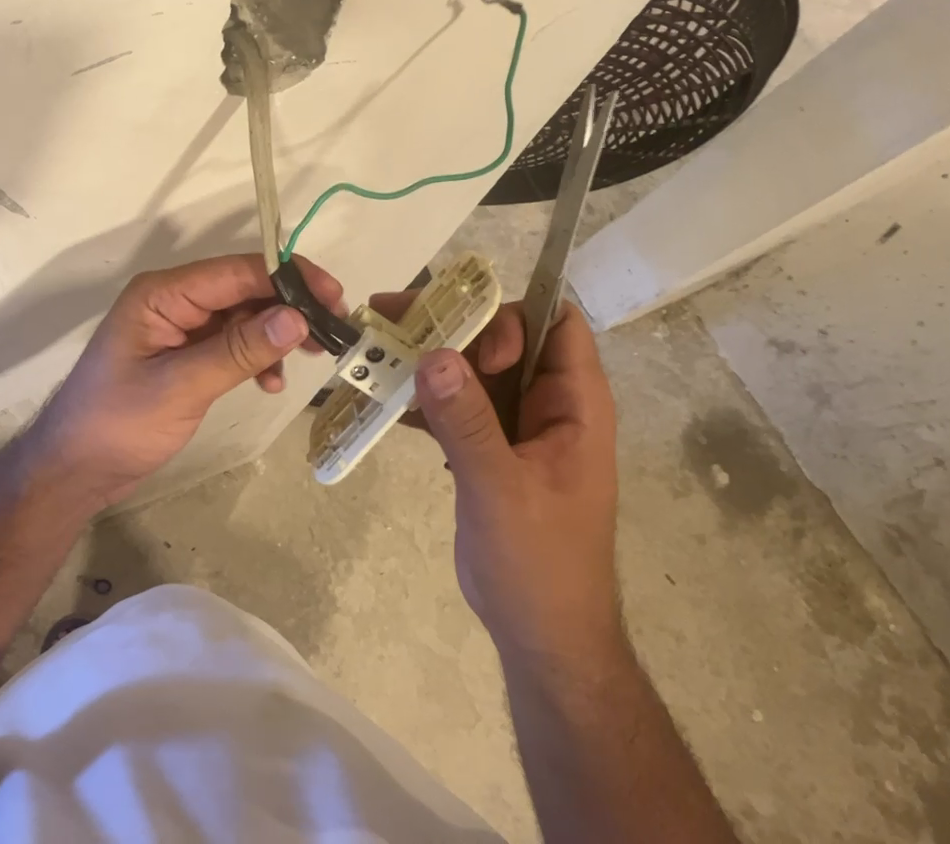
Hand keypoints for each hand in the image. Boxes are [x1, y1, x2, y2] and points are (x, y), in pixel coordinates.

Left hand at [30, 254, 343, 506]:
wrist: (75, 468)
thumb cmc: (118, 424)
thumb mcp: (181, 386)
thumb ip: (239, 350)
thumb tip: (298, 317)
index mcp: (162, 294)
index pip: (236, 271)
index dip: (289, 278)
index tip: (335, 298)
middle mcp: (172, 302)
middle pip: (243, 290)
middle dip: (289, 308)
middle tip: (333, 334)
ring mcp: (178, 329)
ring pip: (242, 318)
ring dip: (275, 337)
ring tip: (305, 363)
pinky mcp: (184, 355)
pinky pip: (231, 344)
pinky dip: (255, 358)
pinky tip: (269, 383)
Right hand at [373, 291, 620, 663]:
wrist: (540, 631)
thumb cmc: (538, 562)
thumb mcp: (500, 488)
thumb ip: (467, 421)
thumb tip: (432, 354)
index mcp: (575, 405)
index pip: (555, 324)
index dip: (508, 318)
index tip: (461, 343)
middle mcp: (547, 405)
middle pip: (503, 339)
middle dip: (450, 325)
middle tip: (388, 318)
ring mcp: (515, 428)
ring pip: (473, 371)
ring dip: (428, 358)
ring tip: (373, 345)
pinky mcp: (487, 451)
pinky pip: (456, 407)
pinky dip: (423, 398)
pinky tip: (382, 396)